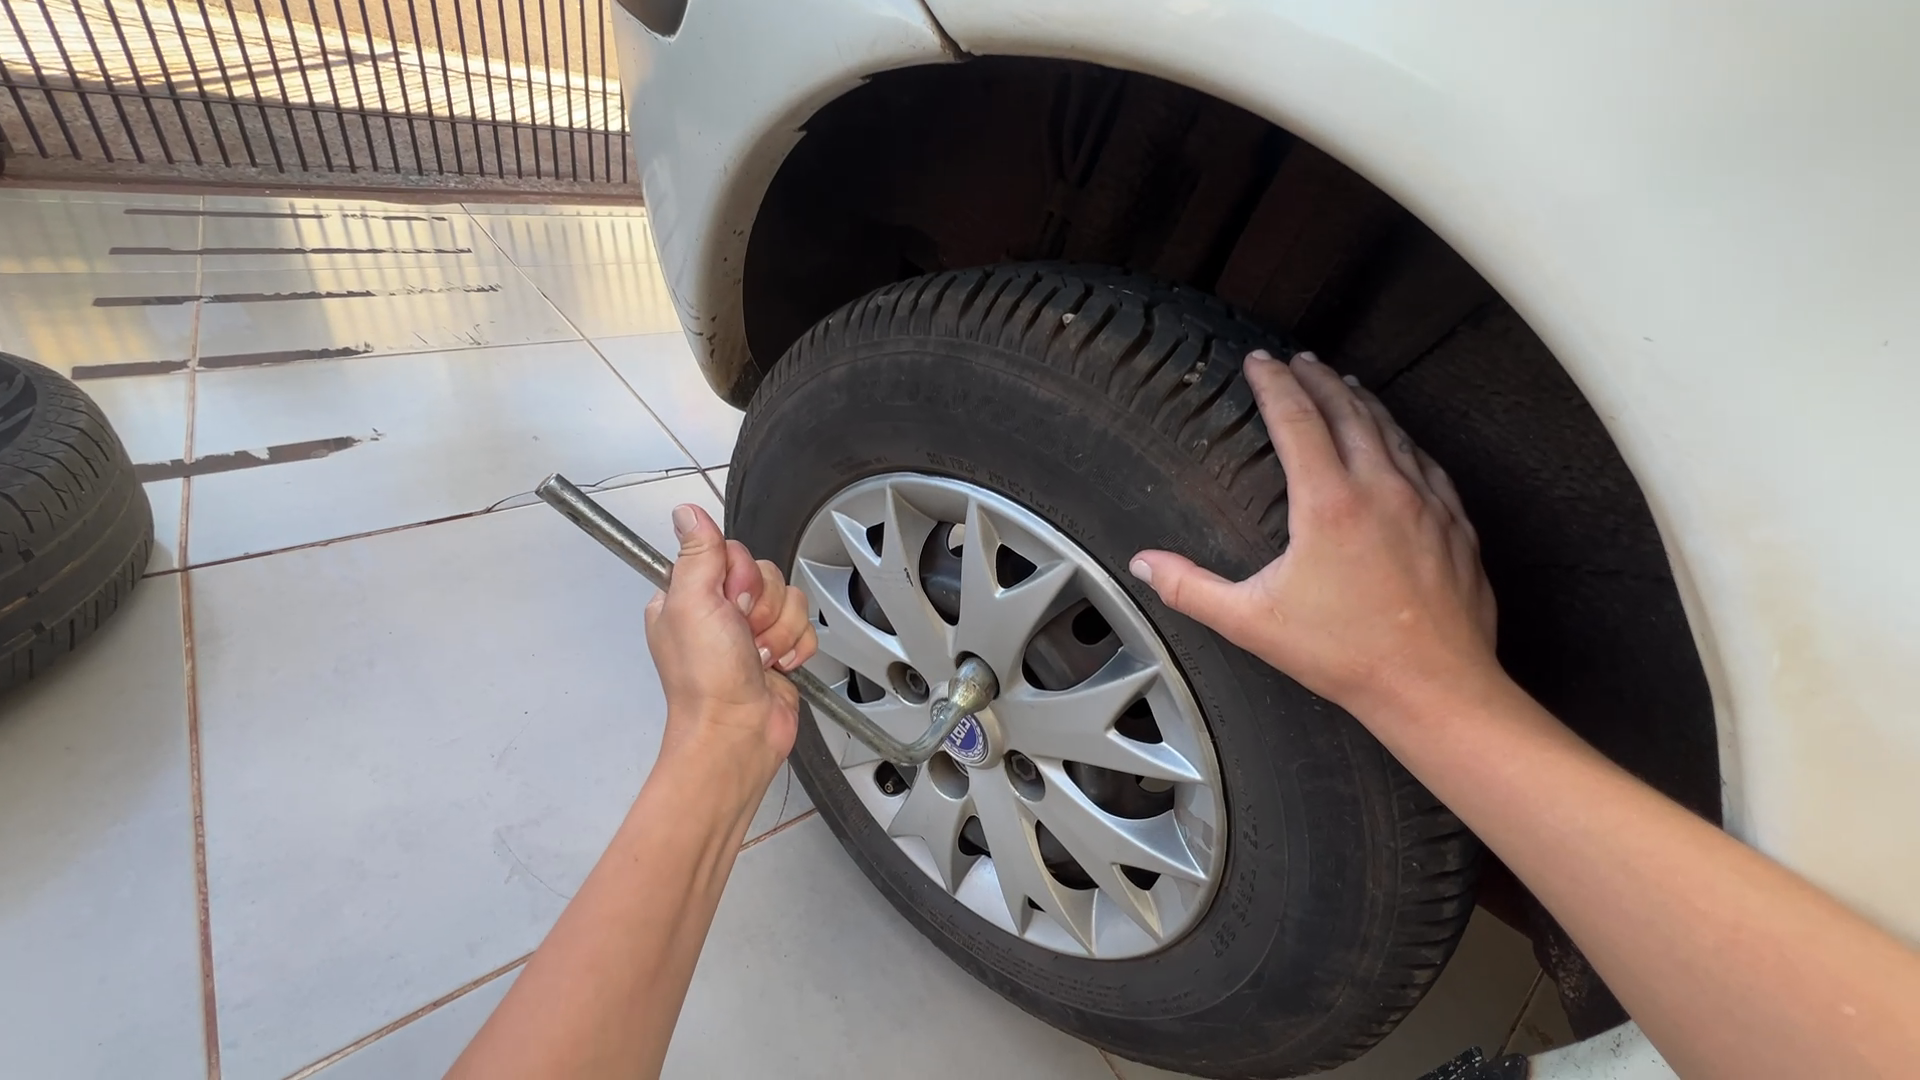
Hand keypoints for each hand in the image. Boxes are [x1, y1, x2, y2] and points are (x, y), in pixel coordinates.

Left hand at [644, 504, 817, 790]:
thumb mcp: (693, 605)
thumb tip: (688, 512)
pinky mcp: (780, 650)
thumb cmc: (707, 681)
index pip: (732, 553)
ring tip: (759, 657)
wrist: (739, 733)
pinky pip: (806, 628)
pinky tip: (777, 667)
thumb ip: (697, 554)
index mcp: (690, 595)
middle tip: (744, 635)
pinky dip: (797, 648)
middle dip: (765, 608)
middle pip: (767, 575)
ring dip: (781, 632)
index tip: (731, 605)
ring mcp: (751, 632)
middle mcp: (720, 611)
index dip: (742, 577)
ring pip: (791, 600)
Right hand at [1129, 350, 1497, 719]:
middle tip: (1298, 359)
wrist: (1434, 687)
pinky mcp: (1455, 524)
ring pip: (1391, 430)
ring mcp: (1426, 503)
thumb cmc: (1344, 654)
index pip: (1297, 420)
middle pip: (1347, 411)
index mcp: (1328, 504)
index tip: (1259, 360)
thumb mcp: (1250, 622)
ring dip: (1361, 401)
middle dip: (1318, 378)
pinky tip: (1397, 438)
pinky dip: (1403, 437)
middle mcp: (1381, 490)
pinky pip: (1427, 462)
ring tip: (1343, 383)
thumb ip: (1189, 588)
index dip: (1274, 384)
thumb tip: (1144, 564)